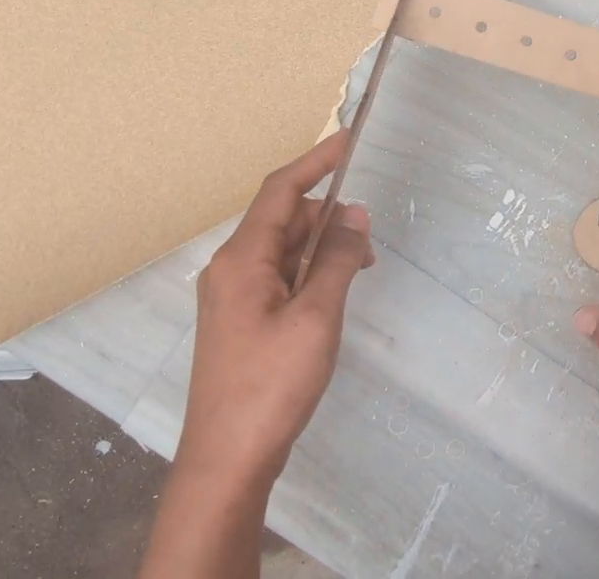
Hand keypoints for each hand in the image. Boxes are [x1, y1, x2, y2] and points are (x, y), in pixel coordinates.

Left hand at [177, 130, 375, 485]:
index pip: (281, 191)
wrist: (228, 459)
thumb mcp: (317, 315)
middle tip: (369, 239)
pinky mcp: (242, 319)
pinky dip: (311, 270)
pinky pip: (280, 275)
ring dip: (323, 246)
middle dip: (329, 216)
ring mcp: (234, 295)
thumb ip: (338, 258)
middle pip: (284, 218)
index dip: (316, 161)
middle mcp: (231, 268)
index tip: (349, 139)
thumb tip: (355, 213)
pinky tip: (335, 291)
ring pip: (284, 248)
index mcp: (242, 259)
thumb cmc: (272, 382)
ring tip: (360, 267)